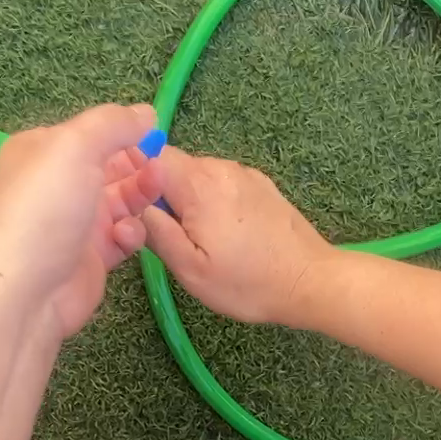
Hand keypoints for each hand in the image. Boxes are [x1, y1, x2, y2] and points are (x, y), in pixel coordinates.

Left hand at [0, 103, 160, 337]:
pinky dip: (130, 234)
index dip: (123, 131)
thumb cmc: (44, 211)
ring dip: (140, 196)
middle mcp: (56, 184)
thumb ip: (113, 124)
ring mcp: (74, 223)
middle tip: (160, 171)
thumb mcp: (74, 148)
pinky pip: (122, 237)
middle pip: (110, 166)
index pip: (90, 132)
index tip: (155, 135)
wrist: (25, 293)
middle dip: (138, 166)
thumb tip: (147, 113)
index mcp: (41, 151)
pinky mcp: (91, 257)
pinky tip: (124, 238)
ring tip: (153, 197)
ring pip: (121, 200)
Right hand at [138, 148, 337, 325]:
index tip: (133, 208)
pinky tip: (223, 234)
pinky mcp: (261, 185)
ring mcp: (245, 174)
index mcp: (199, 184)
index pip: (150, 157)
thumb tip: (131, 205)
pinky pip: (221, 184)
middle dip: (161, 194)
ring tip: (197, 239)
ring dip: (188, 200)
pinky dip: (212, 202)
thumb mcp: (190, 269)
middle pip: (173, 166)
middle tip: (166, 235)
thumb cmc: (246, 282)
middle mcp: (221, 168)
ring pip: (197, 176)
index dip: (134, 178)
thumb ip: (156, 231)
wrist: (309, 282)